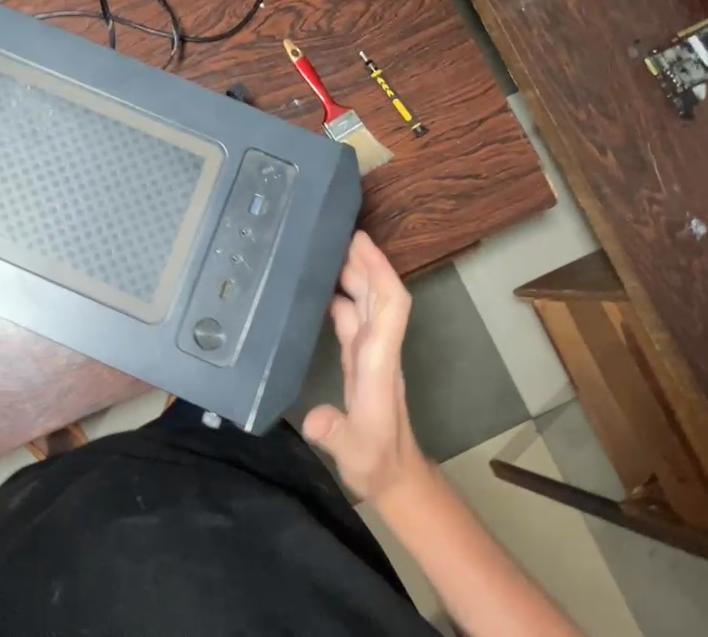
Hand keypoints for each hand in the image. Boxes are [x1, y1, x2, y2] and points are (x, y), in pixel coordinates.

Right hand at [303, 232, 427, 501]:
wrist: (392, 477)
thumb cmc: (376, 462)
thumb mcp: (356, 452)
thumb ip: (336, 432)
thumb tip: (315, 418)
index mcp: (379, 361)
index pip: (390, 305)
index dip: (379, 271)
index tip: (362, 241)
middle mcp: (378, 349)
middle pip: (378, 294)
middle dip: (364, 260)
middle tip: (336, 230)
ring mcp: (369, 354)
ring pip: (366, 303)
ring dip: (353, 274)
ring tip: (326, 249)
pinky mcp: (358, 361)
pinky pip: (352, 318)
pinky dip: (340, 297)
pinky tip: (321, 288)